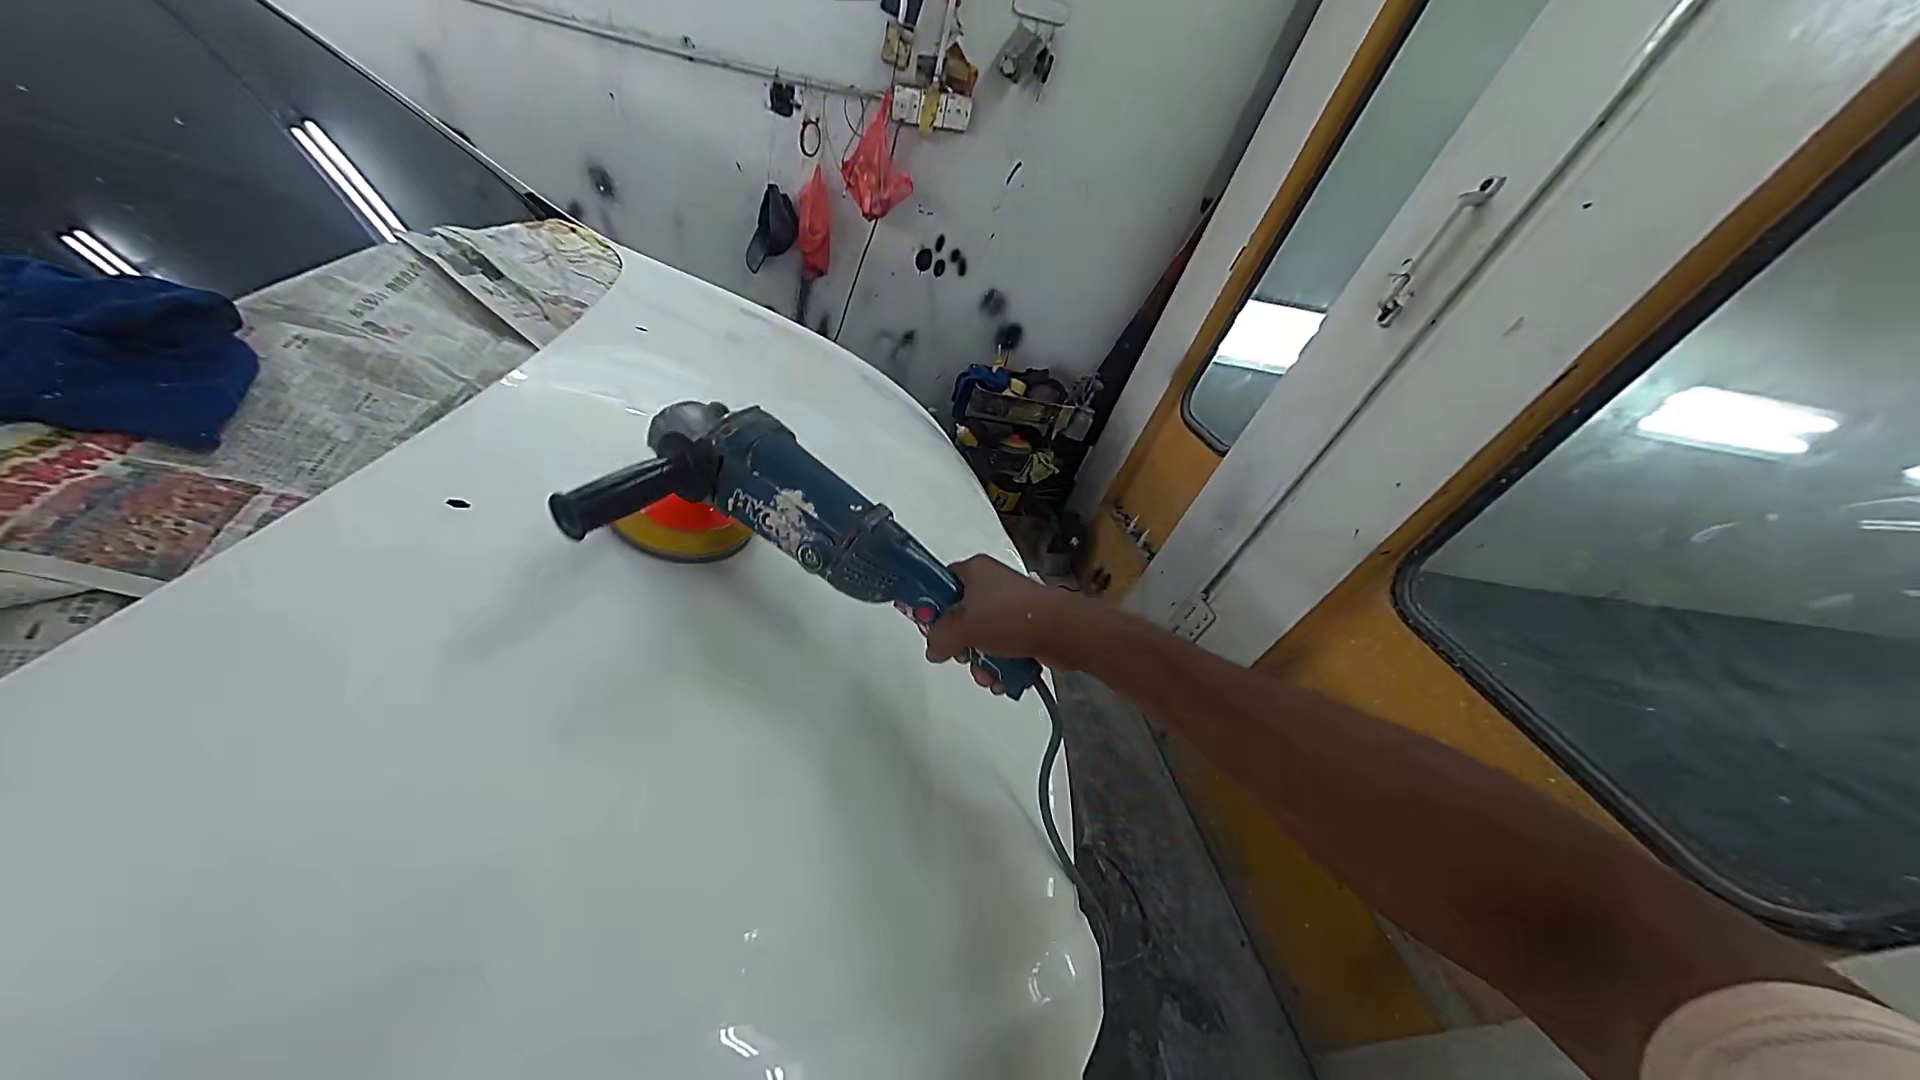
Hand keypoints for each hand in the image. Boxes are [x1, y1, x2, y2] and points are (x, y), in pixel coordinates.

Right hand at [924, 555, 1100, 689]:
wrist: (1064, 632)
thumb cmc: (1011, 619)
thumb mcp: (962, 626)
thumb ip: (938, 637)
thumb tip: (935, 649)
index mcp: (974, 570)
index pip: (941, 581)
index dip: (931, 604)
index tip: (930, 627)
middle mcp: (992, 585)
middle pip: (960, 616)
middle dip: (960, 644)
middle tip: (963, 654)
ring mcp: (1012, 607)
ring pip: (981, 638)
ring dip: (981, 662)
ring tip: (989, 674)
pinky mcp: (1027, 629)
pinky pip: (1002, 649)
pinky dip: (1001, 666)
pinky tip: (1004, 678)